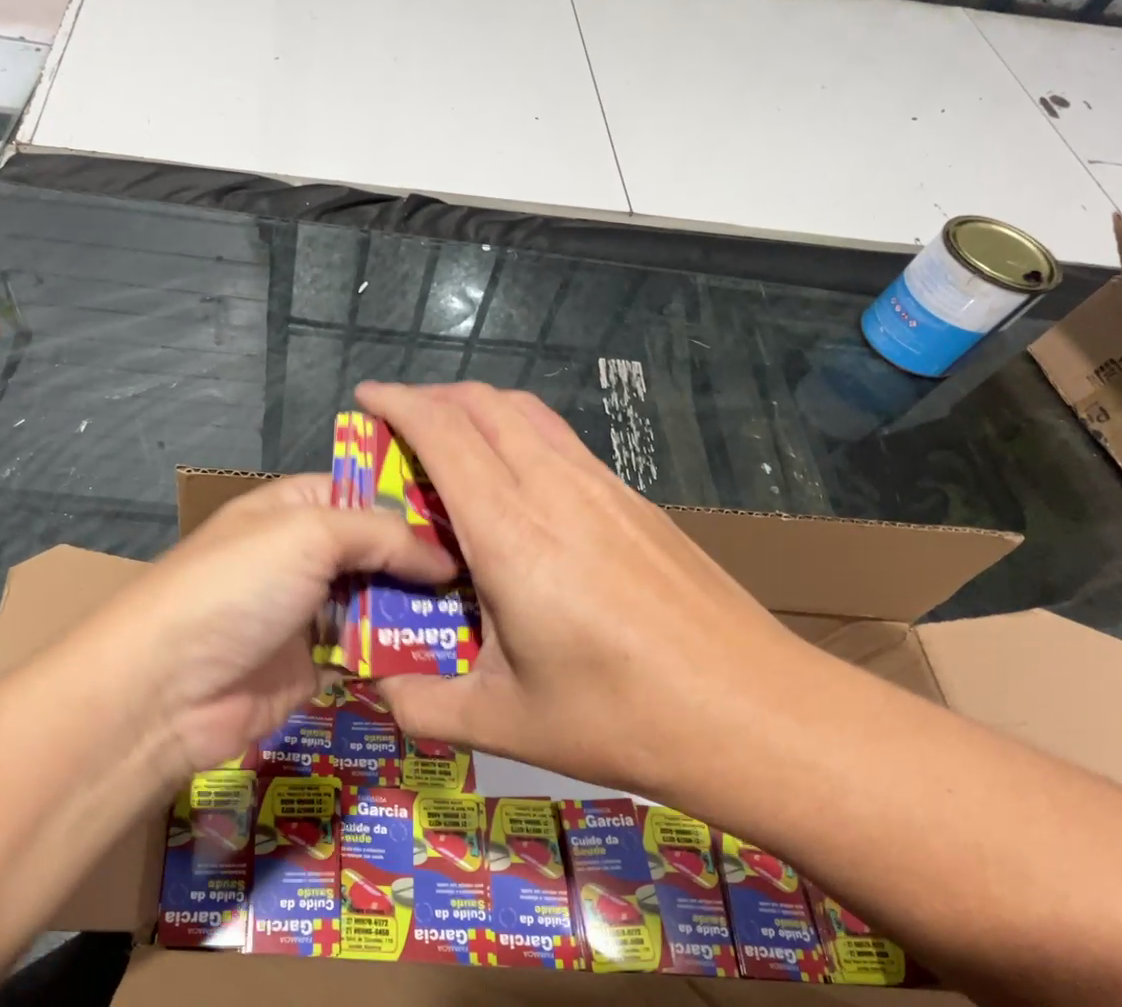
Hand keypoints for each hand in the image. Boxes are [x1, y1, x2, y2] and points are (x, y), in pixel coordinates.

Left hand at [78, 474, 455, 778]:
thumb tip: (444, 558)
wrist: (169, 689)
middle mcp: (303, 554)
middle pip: (379, 548)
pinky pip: (370, 651)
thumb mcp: (307, 533)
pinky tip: (453, 652)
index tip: (477, 512)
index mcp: (294, 507)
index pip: (365, 490)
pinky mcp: (316, 664)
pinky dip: (403, 651)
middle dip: (428, 558)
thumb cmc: (236, 587)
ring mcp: (310, 611)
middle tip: (496, 568)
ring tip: (488, 610)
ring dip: (422, 607)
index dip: (415, 499)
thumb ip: (381, 533)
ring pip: (380, 601)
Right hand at [358, 381, 805, 794]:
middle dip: (432, 398)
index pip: (443, 433)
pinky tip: (518, 489)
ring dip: (479, 411)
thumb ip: (422, 704)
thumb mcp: (503, 724)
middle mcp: (556, 490)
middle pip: (485, 403)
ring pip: (529, 414)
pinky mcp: (638, 503)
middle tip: (397, 427)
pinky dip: (520, 436)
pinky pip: (563, 443)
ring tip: (451, 447)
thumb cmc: (621, 717)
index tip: (365, 400)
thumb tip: (379, 691)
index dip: (397, 404)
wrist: (756, 713)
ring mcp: (606, 489)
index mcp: (510, 533)